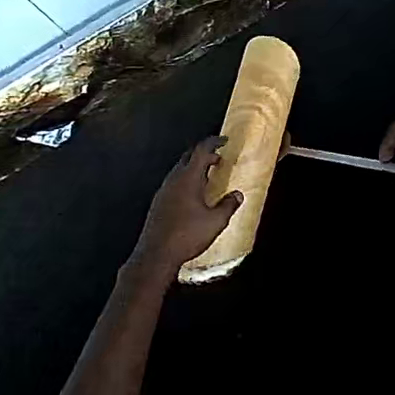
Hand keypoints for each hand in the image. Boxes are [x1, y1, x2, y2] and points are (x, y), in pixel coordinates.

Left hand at [129, 136, 242, 275]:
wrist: (156, 253)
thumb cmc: (187, 235)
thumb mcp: (215, 222)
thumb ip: (228, 205)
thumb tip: (238, 194)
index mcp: (188, 178)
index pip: (201, 150)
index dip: (213, 142)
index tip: (224, 140)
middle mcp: (174, 179)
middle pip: (189, 157)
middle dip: (204, 154)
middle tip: (218, 160)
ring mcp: (164, 190)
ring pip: (180, 169)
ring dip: (194, 168)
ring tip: (208, 177)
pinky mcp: (159, 201)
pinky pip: (174, 182)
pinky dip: (186, 180)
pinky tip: (193, 196)